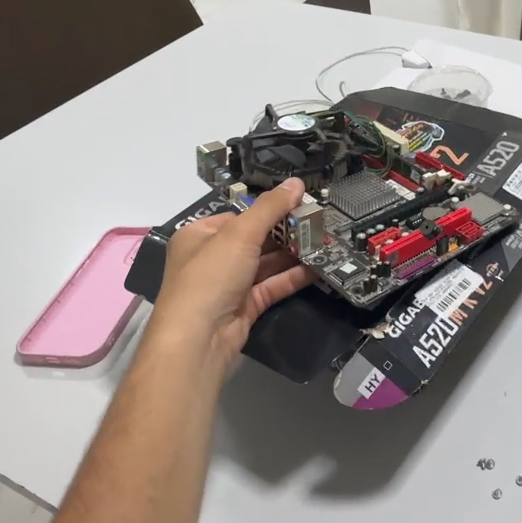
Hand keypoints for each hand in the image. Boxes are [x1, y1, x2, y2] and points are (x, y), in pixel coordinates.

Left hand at [150, 178, 317, 371]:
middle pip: (255, 239)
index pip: (238, 216)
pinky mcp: (245, 307)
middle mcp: (211, 259)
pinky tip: (317, 267)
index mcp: (199, 236)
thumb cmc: (210, 276)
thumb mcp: (240, 234)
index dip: (268, 209)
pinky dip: (293, 277)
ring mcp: (228, 285)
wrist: (197, 340)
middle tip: (318, 222)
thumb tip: (297, 183)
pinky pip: (272, 286)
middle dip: (285, 232)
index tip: (299, 203)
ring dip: (293, 254)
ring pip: (266, 264)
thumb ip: (271, 208)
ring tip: (324, 241)